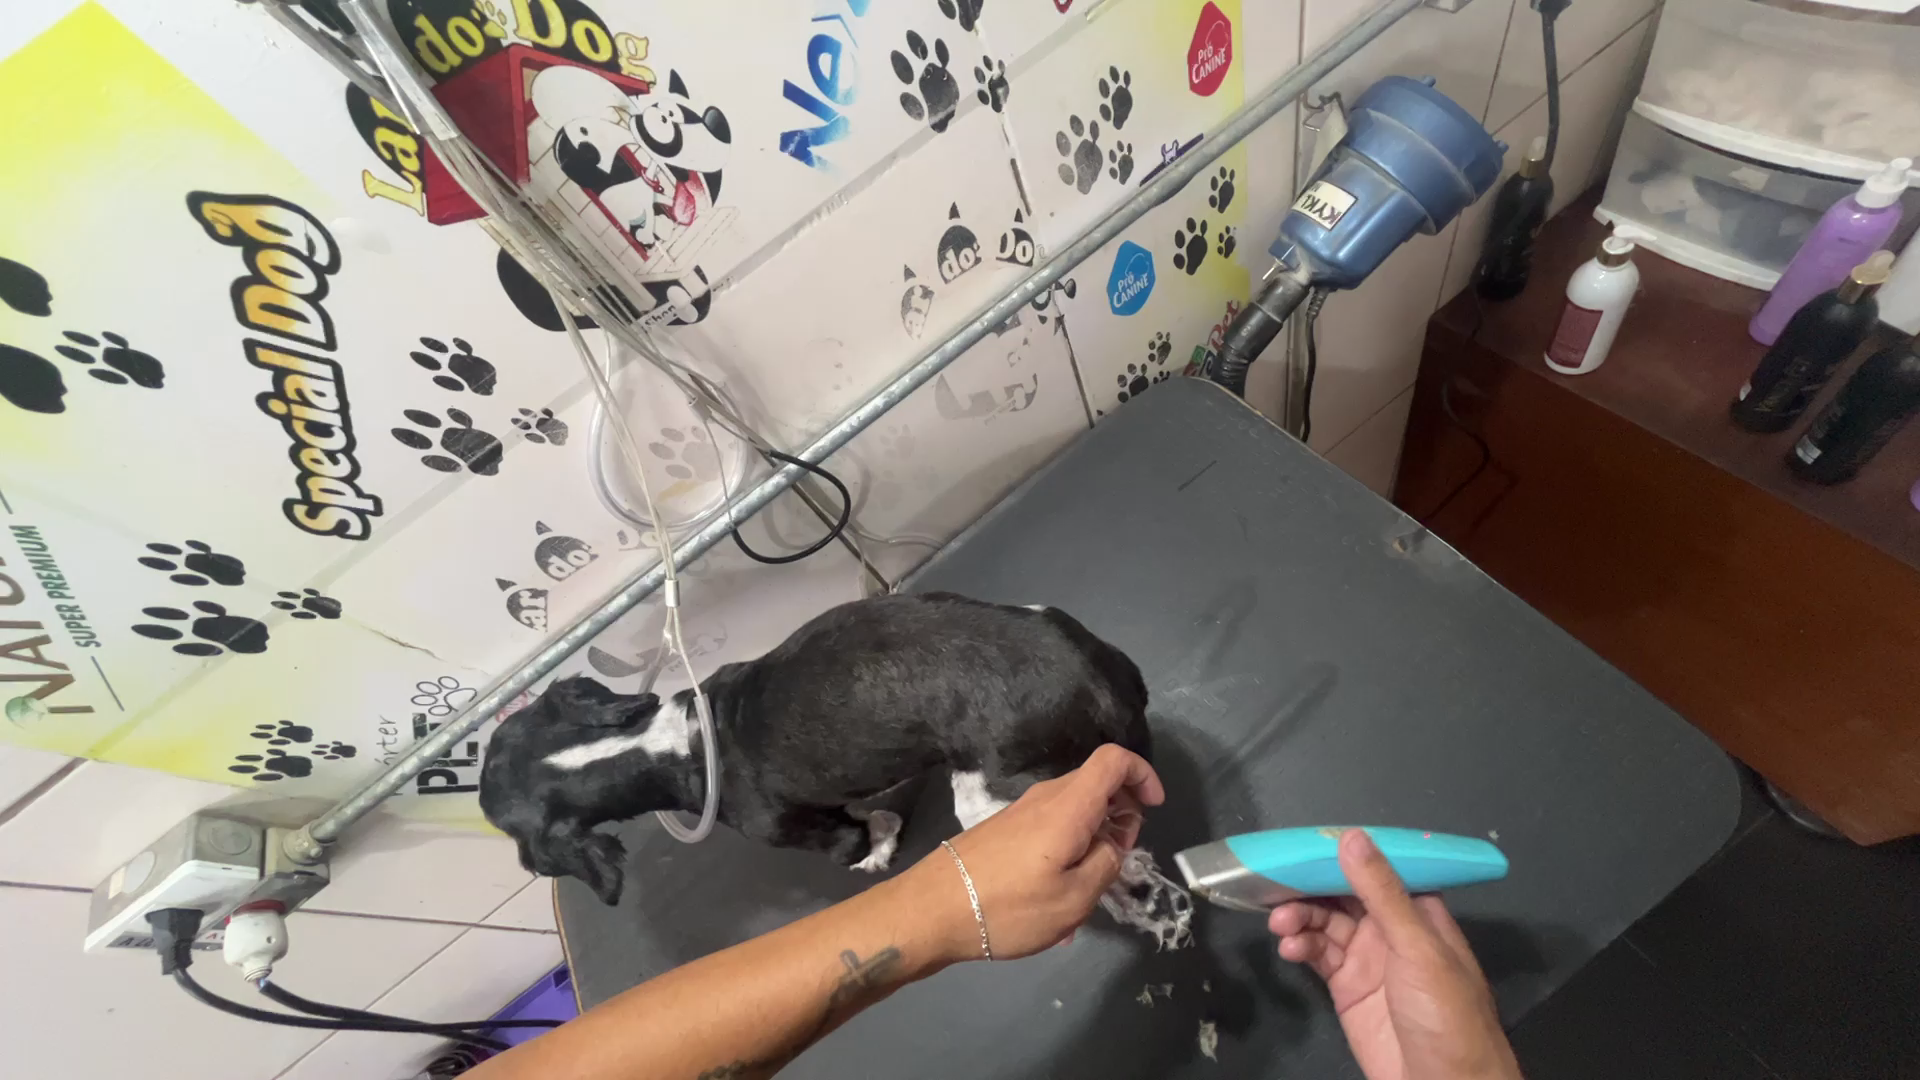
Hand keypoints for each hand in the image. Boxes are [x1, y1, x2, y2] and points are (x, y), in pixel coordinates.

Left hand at [914, 744, 1163, 963]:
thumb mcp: (1075, 899)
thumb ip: (1106, 864)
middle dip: (1123, 813)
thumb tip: (1110, 842)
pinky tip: (1060, 890)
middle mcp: (1046, 797)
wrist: (934, 908)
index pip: (1112, 759)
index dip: (1142, 773)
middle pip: (1097, 782)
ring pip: (1076, 806)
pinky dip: (1071, 844)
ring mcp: (1023, 810)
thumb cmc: (1009, 906)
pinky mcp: (1007, 827)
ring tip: (1091, 884)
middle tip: (1121, 857)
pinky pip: (1054, 823)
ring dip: (1096, 834)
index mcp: (1068, 805)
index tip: (1155, 807)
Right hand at [1268, 829, 1521, 1079]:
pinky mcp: (1344, 983)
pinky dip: (1298, 945)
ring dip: (1298, 916)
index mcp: (1416, 913)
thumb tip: (1351, 835)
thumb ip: (1382, 892)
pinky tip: (1290, 949)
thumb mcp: (1418, 949)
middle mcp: (1388, 928)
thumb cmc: (1445, 1016)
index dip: (1340, 852)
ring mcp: (1365, 956)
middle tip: (1276, 882)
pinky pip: (1314, 951)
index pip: (1375, 868)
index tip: (1303, 840)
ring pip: (1322, 919)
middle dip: (1307, 885)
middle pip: (1339, 891)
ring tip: (1281, 925)